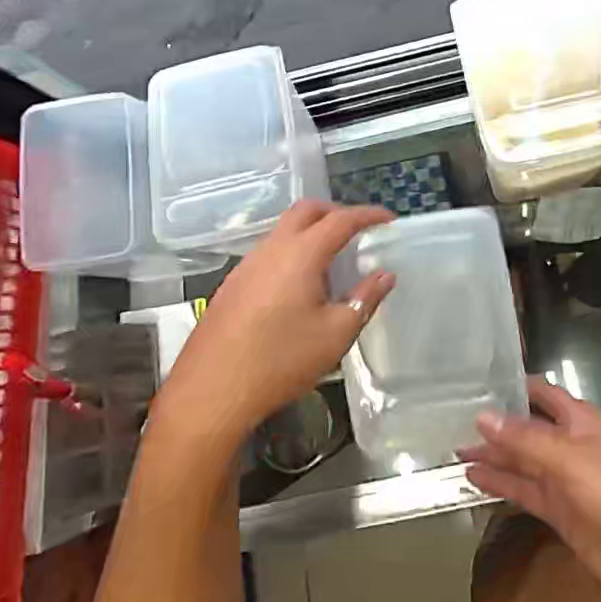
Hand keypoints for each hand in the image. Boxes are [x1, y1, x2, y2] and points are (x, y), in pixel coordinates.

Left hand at [156, 201, 394, 440]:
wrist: (213, 390)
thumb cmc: (282, 360)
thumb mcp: (336, 334)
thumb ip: (364, 299)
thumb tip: (385, 275)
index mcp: (301, 254)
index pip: (340, 220)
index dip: (368, 215)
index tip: (388, 219)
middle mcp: (271, 249)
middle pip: (305, 211)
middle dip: (336, 212)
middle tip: (359, 231)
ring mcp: (246, 265)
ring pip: (283, 231)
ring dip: (311, 232)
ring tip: (333, 260)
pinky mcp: (232, 285)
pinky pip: (268, 253)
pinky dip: (292, 253)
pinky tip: (300, 286)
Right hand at [460, 378, 600, 601]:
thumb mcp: (574, 461)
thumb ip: (528, 441)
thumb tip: (483, 416)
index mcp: (584, 423)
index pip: (544, 395)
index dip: (513, 387)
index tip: (473, 381)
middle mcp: (574, 448)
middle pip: (529, 430)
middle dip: (496, 425)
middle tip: (449, 419)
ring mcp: (570, 484)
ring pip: (525, 463)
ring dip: (494, 456)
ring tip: (454, 450)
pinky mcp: (566, 518)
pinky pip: (528, 495)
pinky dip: (503, 485)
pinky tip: (474, 479)